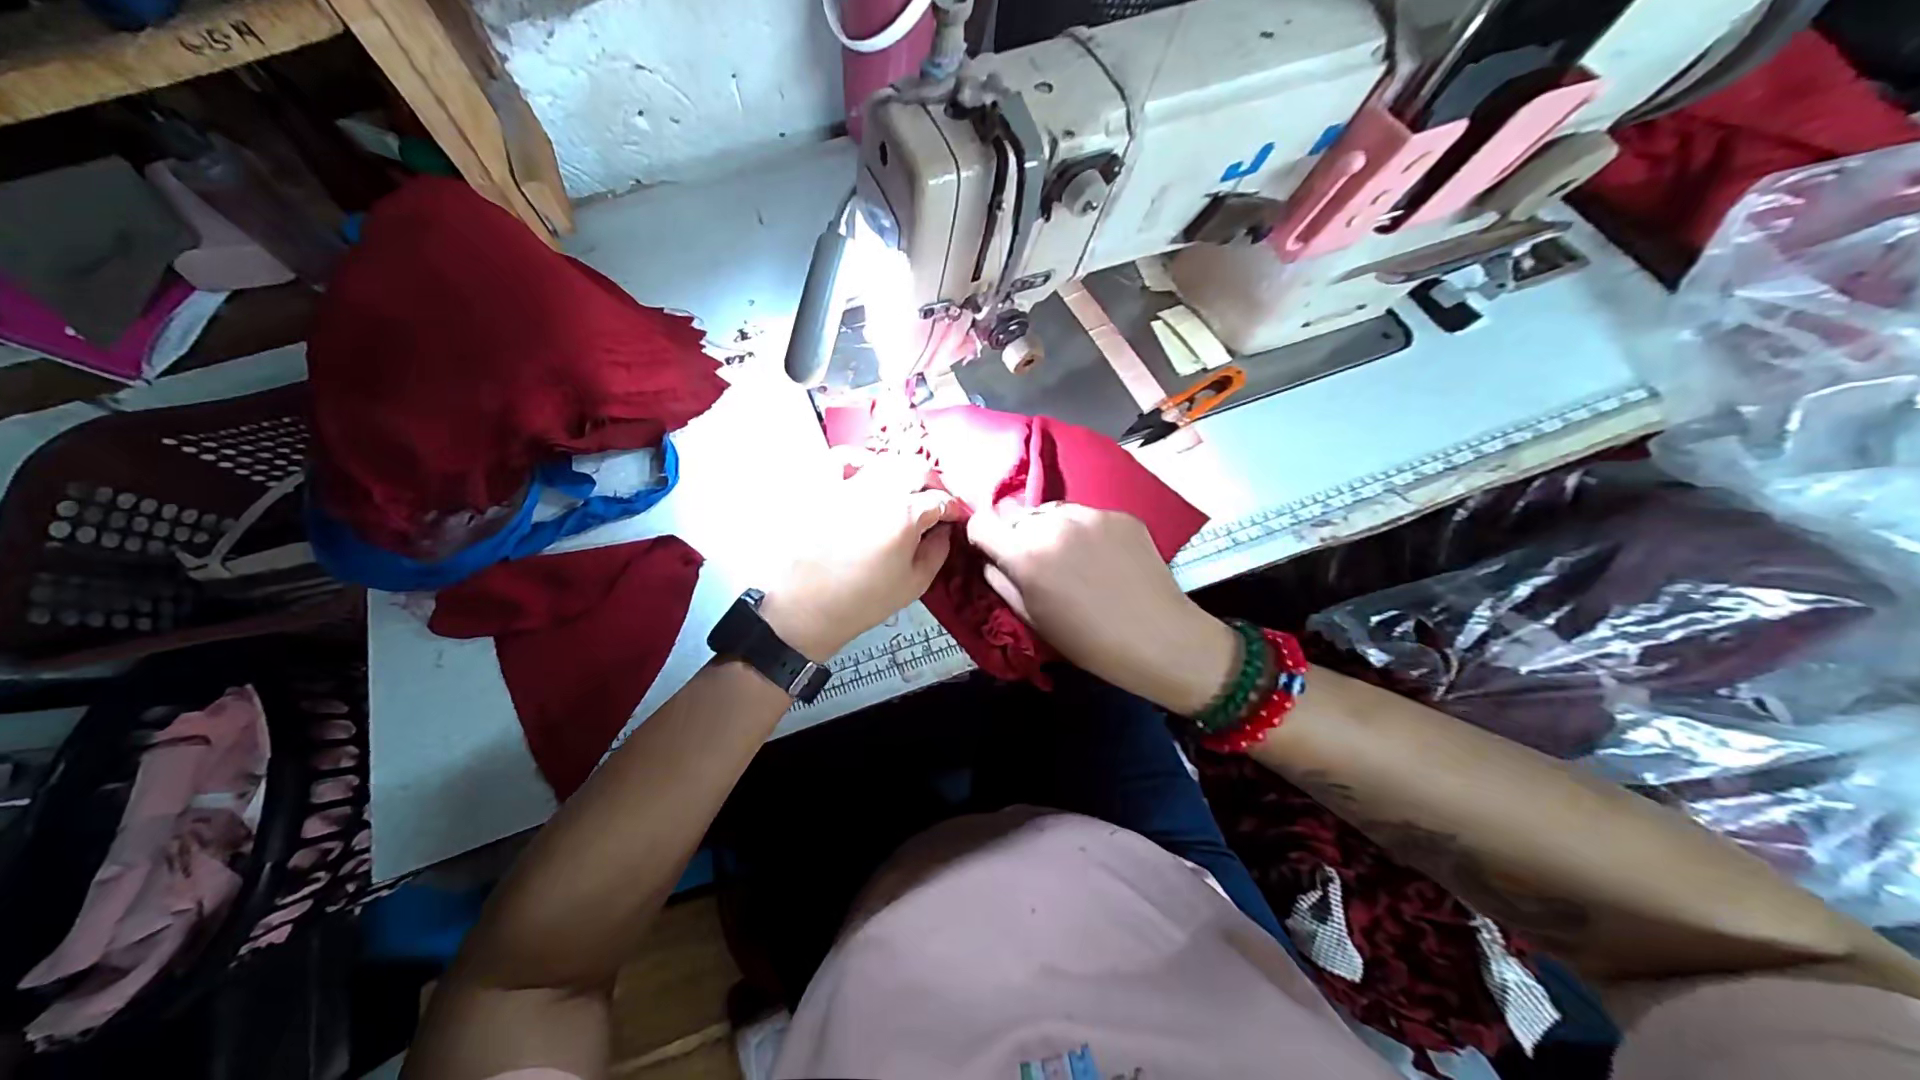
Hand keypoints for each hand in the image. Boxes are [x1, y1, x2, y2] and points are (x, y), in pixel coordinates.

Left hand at [758, 456, 961, 662]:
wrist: (804, 607)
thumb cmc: (862, 601)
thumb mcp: (914, 584)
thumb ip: (937, 552)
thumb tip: (944, 531)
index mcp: (907, 514)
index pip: (942, 500)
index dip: (955, 509)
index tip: (957, 519)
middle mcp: (880, 490)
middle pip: (919, 470)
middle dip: (935, 484)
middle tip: (938, 502)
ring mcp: (849, 484)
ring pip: (887, 461)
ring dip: (904, 472)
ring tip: (907, 490)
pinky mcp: (822, 487)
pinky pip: (843, 459)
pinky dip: (861, 460)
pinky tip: (867, 472)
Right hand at [966, 503, 1237, 715]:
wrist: (1158, 638)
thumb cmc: (1088, 641)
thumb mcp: (1032, 618)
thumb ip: (1001, 582)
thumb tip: (990, 560)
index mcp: (1025, 554)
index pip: (982, 524)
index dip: (982, 538)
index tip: (991, 551)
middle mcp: (1053, 524)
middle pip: (1018, 517)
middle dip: (1019, 537)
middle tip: (1038, 565)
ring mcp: (1090, 515)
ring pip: (1053, 512)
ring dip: (1051, 530)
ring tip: (1072, 560)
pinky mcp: (1119, 514)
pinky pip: (1087, 516)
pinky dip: (1085, 532)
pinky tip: (1102, 558)